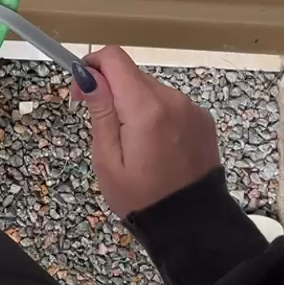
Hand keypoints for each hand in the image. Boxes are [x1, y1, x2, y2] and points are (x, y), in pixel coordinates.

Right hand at [70, 45, 221, 214]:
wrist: (193, 225)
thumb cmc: (141, 198)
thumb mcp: (107, 159)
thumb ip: (100, 112)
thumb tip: (88, 76)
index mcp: (146, 109)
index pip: (114, 58)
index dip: (91, 65)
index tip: (81, 91)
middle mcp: (172, 99)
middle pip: (130, 73)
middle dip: (109, 88)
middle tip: (98, 122)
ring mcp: (191, 108)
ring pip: (148, 87)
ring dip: (131, 102)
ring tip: (128, 141)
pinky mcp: (202, 118)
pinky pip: (168, 102)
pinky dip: (153, 112)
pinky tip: (152, 144)